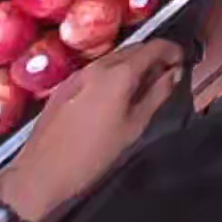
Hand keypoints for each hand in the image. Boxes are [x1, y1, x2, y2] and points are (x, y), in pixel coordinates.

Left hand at [0, 39, 183, 221]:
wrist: (39, 175)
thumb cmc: (92, 155)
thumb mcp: (133, 128)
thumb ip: (157, 94)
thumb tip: (174, 72)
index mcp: (120, 72)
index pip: (154, 46)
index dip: (172, 50)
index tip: (182, 62)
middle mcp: (100, 64)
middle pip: (135, 47)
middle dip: (154, 55)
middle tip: (166, 74)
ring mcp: (81, 72)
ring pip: (116, 56)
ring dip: (134, 63)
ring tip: (142, 85)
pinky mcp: (66, 83)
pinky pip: (98, 68)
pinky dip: (114, 71)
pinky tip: (114, 94)